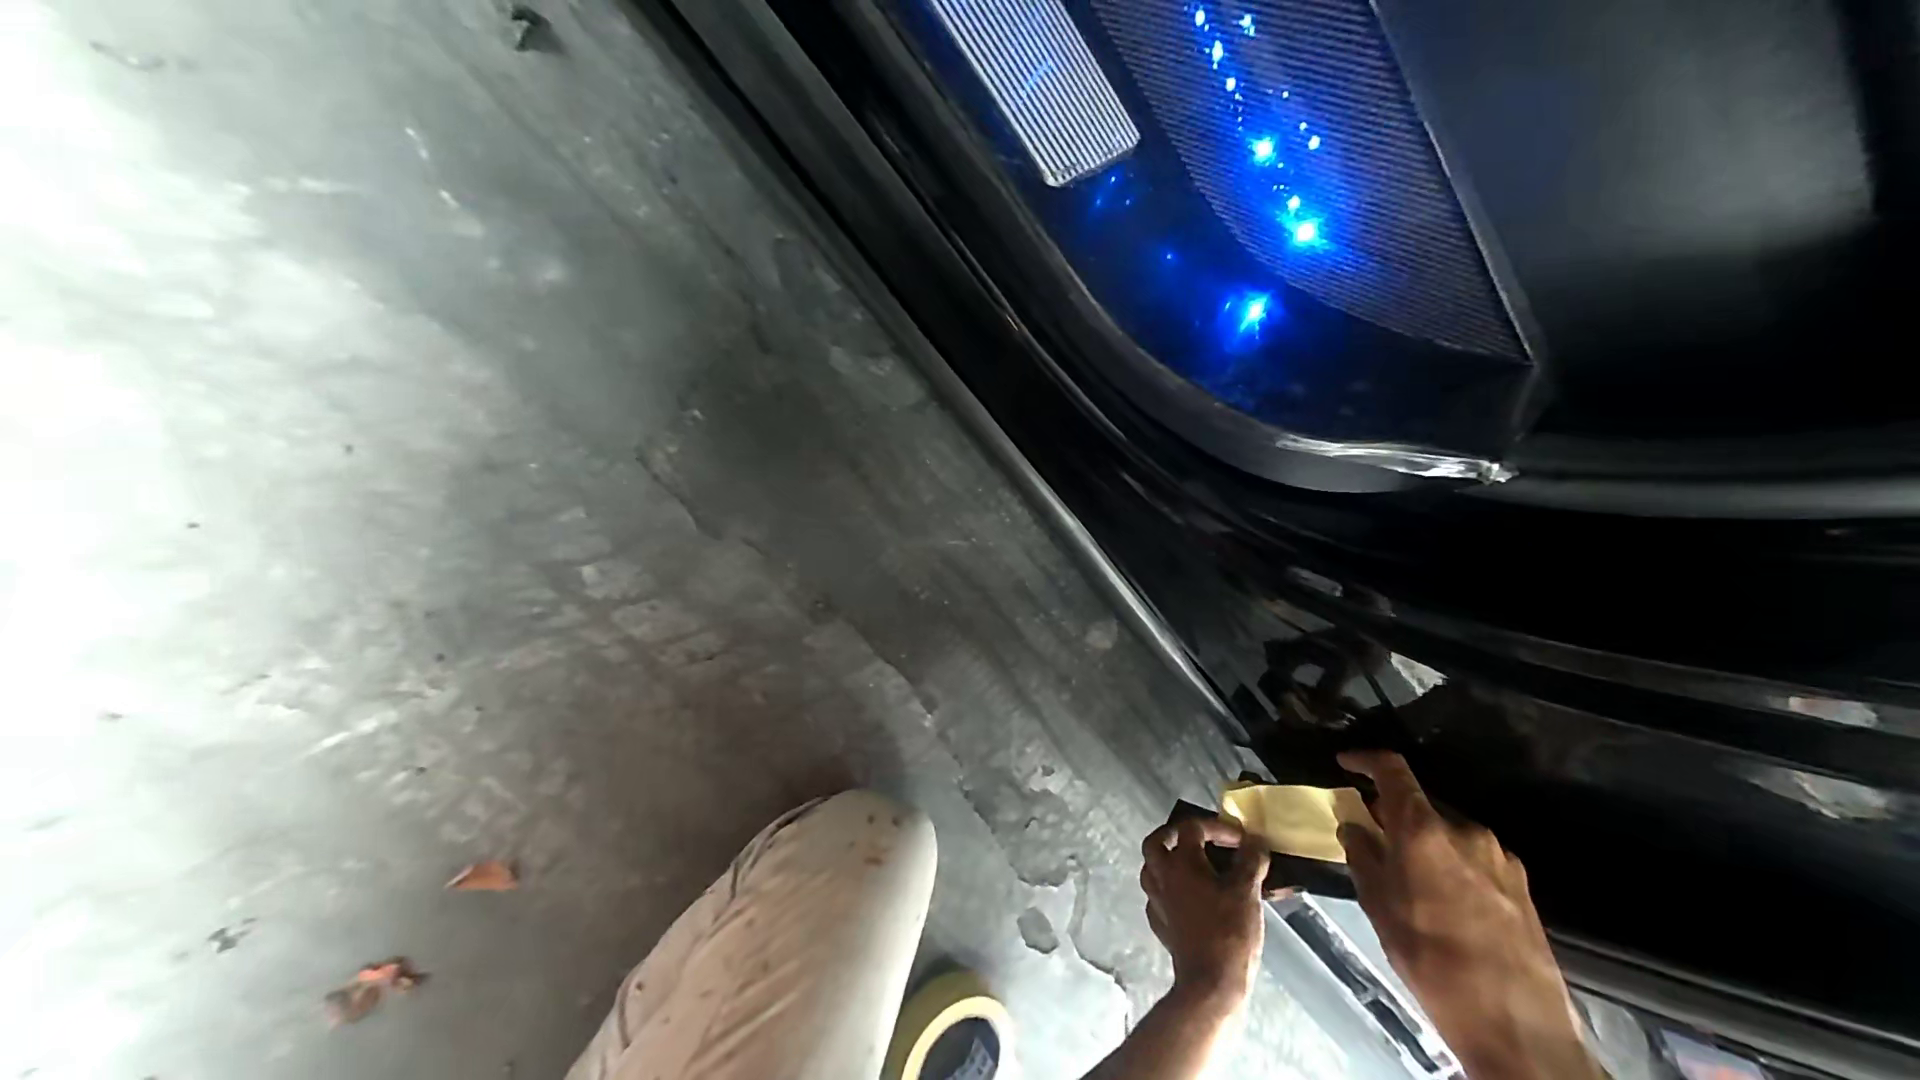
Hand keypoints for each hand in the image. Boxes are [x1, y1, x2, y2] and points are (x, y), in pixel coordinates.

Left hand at [1140, 815, 1270, 1008]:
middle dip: (1174, 833)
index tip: (1240, 839)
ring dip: (1168, 860)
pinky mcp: (1160, 923)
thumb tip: (1254, 841)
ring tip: (1191, 865)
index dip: (1216, 826)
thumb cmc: (1229, 931)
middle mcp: (1162, 876)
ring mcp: (1156, 900)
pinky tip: (1187, 897)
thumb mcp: (1247, 892)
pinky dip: (1170, 889)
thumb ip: (1250, 861)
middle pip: (1156, 842)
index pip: (1191, 828)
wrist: (1210, 982)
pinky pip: (1158, 896)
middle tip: (1197, 838)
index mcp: (1181, 862)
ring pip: (1151, 868)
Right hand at [1336, 750, 1604, 1079]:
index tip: (1345, 763)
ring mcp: (1499, 856)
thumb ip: (1362, 856)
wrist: (1517, 1025)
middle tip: (1369, 832)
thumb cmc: (1431, 958)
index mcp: (1424, 829)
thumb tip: (1354, 827)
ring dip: (1420, 837)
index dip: (1365, 759)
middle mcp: (1465, 830)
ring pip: (1446, 830)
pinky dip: (1447, 858)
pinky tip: (1440, 895)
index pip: (1392, 769)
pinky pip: (1471, 854)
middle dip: (1391, 811)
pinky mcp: (1520, 883)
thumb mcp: (1378, 906)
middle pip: (1419, 802)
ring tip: (1404, 870)